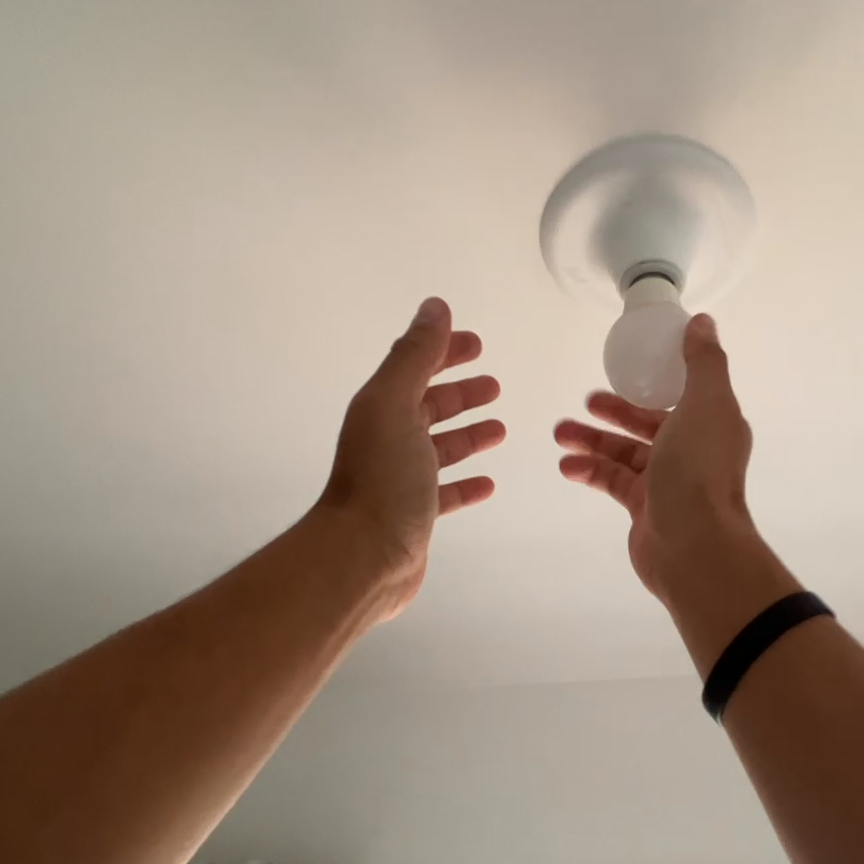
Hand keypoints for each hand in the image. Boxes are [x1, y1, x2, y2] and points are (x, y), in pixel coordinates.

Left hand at [317, 297, 503, 619]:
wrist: (364, 556)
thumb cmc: (382, 477)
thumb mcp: (396, 405)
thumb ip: (415, 357)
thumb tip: (435, 307)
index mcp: (382, 410)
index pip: (417, 369)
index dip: (445, 352)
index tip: (477, 344)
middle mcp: (388, 441)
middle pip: (430, 408)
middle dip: (461, 394)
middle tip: (494, 386)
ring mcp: (402, 479)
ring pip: (440, 449)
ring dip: (468, 435)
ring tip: (499, 429)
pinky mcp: (415, 514)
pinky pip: (446, 492)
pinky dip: (467, 483)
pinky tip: (487, 482)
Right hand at [553, 314, 756, 599]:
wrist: (693, 545)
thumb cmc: (698, 469)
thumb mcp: (706, 402)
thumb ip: (704, 361)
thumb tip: (702, 322)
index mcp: (712, 424)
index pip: (684, 396)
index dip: (656, 382)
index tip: (627, 370)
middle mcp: (693, 452)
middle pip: (649, 425)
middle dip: (616, 412)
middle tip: (585, 401)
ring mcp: (668, 483)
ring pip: (625, 454)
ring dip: (593, 441)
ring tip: (560, 433)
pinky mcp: (644, 509)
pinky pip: (613, 482)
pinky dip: (591, 471)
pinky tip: (567, 465)